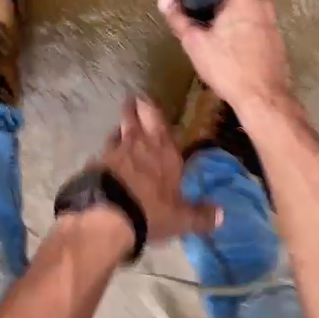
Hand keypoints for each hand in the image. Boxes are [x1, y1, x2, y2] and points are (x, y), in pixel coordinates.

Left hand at [94, 96, 220, 242]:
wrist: (111, 214)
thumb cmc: (152, 211)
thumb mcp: (182, 218)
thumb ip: (201, 215)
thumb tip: (222, 215)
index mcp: (164, 150)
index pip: (159, 120)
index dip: (152, 108)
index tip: (147, 99)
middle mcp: (140, 142)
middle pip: (135, 115)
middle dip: (135, 106)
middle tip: (133, 99)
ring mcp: (116, 150)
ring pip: (118, 129)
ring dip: (120, 127)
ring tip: (121, 128)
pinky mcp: (97, 161)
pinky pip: (103, 151)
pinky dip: (106, 152)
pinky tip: (106, 158)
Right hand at [157, 0, 296, 119]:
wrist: (263, 99)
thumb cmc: (226, 66)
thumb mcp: (194, 42)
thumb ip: (179, 18)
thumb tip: (164, 0)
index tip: (186, 7)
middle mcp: (261, 3)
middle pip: (230, 0)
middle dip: (213, 11)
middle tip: (196, 29)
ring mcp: (273, 23)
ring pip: (243, 16)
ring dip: (228, 25)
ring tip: (212, 45)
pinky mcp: (278, 42)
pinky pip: (254, 31)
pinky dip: (242, 38)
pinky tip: (231, 56)